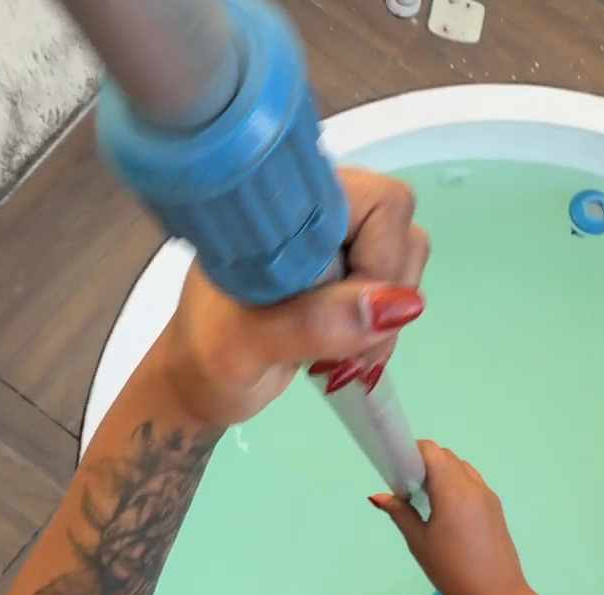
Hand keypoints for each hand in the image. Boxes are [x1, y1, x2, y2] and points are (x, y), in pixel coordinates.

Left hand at [153, 167, 431, 426]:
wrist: (200, 382)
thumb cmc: (206, 359)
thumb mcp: (245, 347)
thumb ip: (311, 324)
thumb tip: (394, 305)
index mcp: (289, 205)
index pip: (381, 205)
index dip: (379, 263)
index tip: (339, 314)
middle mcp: (320, 212)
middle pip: (401, 233)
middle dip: (384, 298)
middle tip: (342, 345)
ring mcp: (336, 244)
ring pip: (403, 266)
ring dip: (382, 322)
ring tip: (336, 354)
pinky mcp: (346, 276)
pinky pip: (393, 294)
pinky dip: (377, 331)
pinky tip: (341, 352)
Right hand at [371, 441, 529, 594]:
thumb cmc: (451, 569)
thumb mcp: (419, 542)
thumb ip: (400, 513)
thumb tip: (378, 496)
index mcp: (453, 490)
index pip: (433, 452)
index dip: (413, 452)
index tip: (398, 469)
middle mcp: (474, 486)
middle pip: (448, 457)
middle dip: (426, 463)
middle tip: (408, 488)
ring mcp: (488, 496)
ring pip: (462, 469)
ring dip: (443, 474)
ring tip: (426, 501)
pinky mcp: (496, 508)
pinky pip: (473, 484)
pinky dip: (456, 485)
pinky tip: (445, 512)